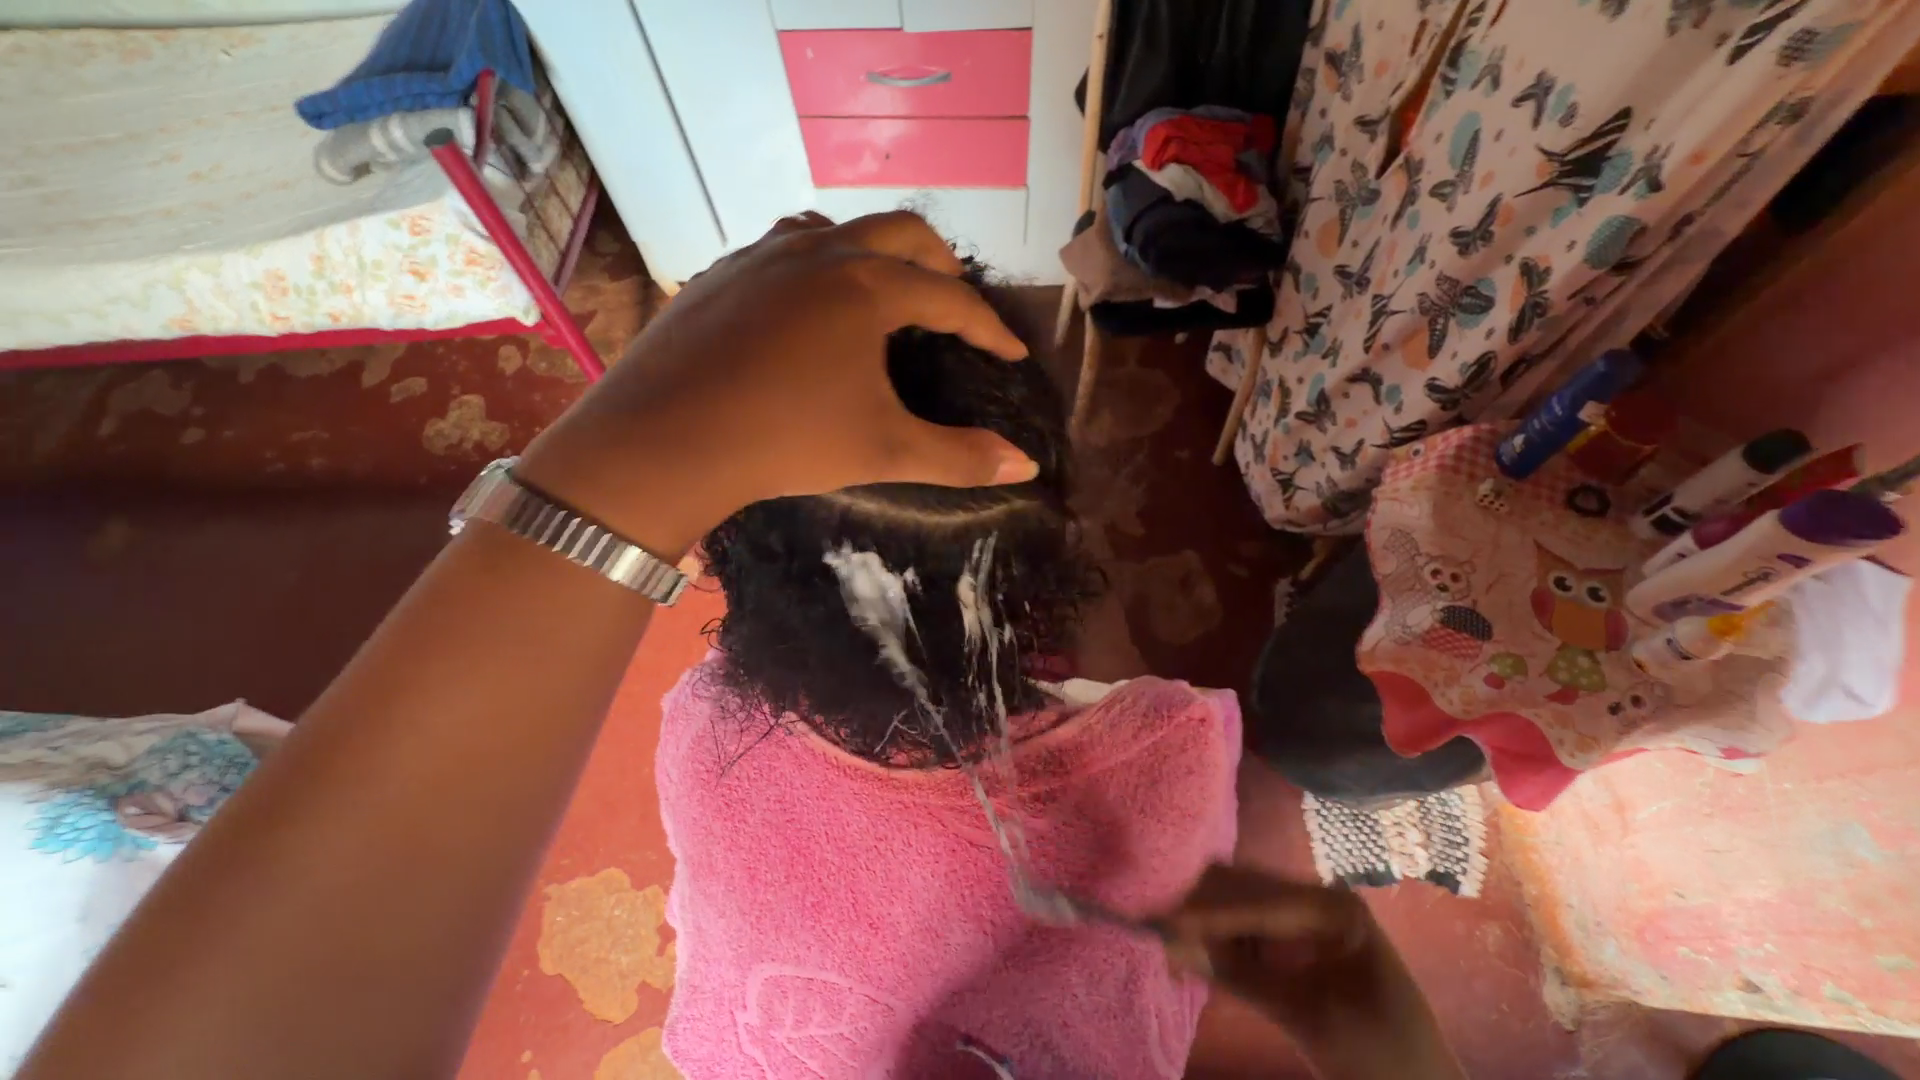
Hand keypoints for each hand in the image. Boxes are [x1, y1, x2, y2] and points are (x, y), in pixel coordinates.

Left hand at [517, 211, 1037, 556]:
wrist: (663, 439)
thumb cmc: (785, 440)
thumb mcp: (884, 451)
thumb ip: (960, 457)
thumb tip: (1025, 467)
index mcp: (868, 286)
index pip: (951, 297)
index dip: (988, 327)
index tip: (1010, 353)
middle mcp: (821, 252)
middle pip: (902, 234)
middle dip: (941, 265)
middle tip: (956, 302)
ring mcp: (764, 254)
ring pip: (838, 230)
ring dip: (876, 252)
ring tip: (886, 290)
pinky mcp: (722, 272)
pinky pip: (785, 248)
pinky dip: (818, 264)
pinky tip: (808, 303)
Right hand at [1155, 864, 1465, 1079]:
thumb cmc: (1378, 1055)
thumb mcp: (1306, 1017)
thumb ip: (1240, 976)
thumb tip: (1175, 946)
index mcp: (1334, 907)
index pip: (1259, 902)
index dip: (1208, 912)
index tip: (1163, 921)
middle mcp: (1319, 900)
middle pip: (1245, 894)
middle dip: (1200, 913)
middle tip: (1155, 928)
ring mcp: (1309, 921)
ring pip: (1241, 911)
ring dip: (1205, 927)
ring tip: (1167, 946)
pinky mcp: (1299, 945)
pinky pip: (1251, 933)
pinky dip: (1222, 945)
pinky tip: (1192, 958)